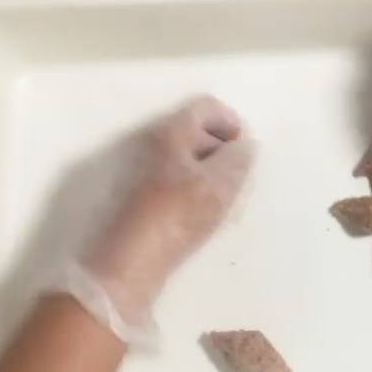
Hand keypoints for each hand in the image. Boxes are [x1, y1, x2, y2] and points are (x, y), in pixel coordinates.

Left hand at [67, 96, 256, 344]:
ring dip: (206, 171)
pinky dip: (189, 187)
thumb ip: (238, 159)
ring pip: (182, 157)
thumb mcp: (219, 185)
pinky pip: (170, 179)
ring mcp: (137, 168)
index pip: (207, 107)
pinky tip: (198, 215)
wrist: (125, 264)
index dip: (233, 124)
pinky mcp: (134, 196)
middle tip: (238, 178)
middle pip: (194, 130)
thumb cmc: (176, 215)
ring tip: (222, 200)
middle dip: (221, 148)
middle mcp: (149, 141)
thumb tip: (245, 146)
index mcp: (170, 130)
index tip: (246, 152)